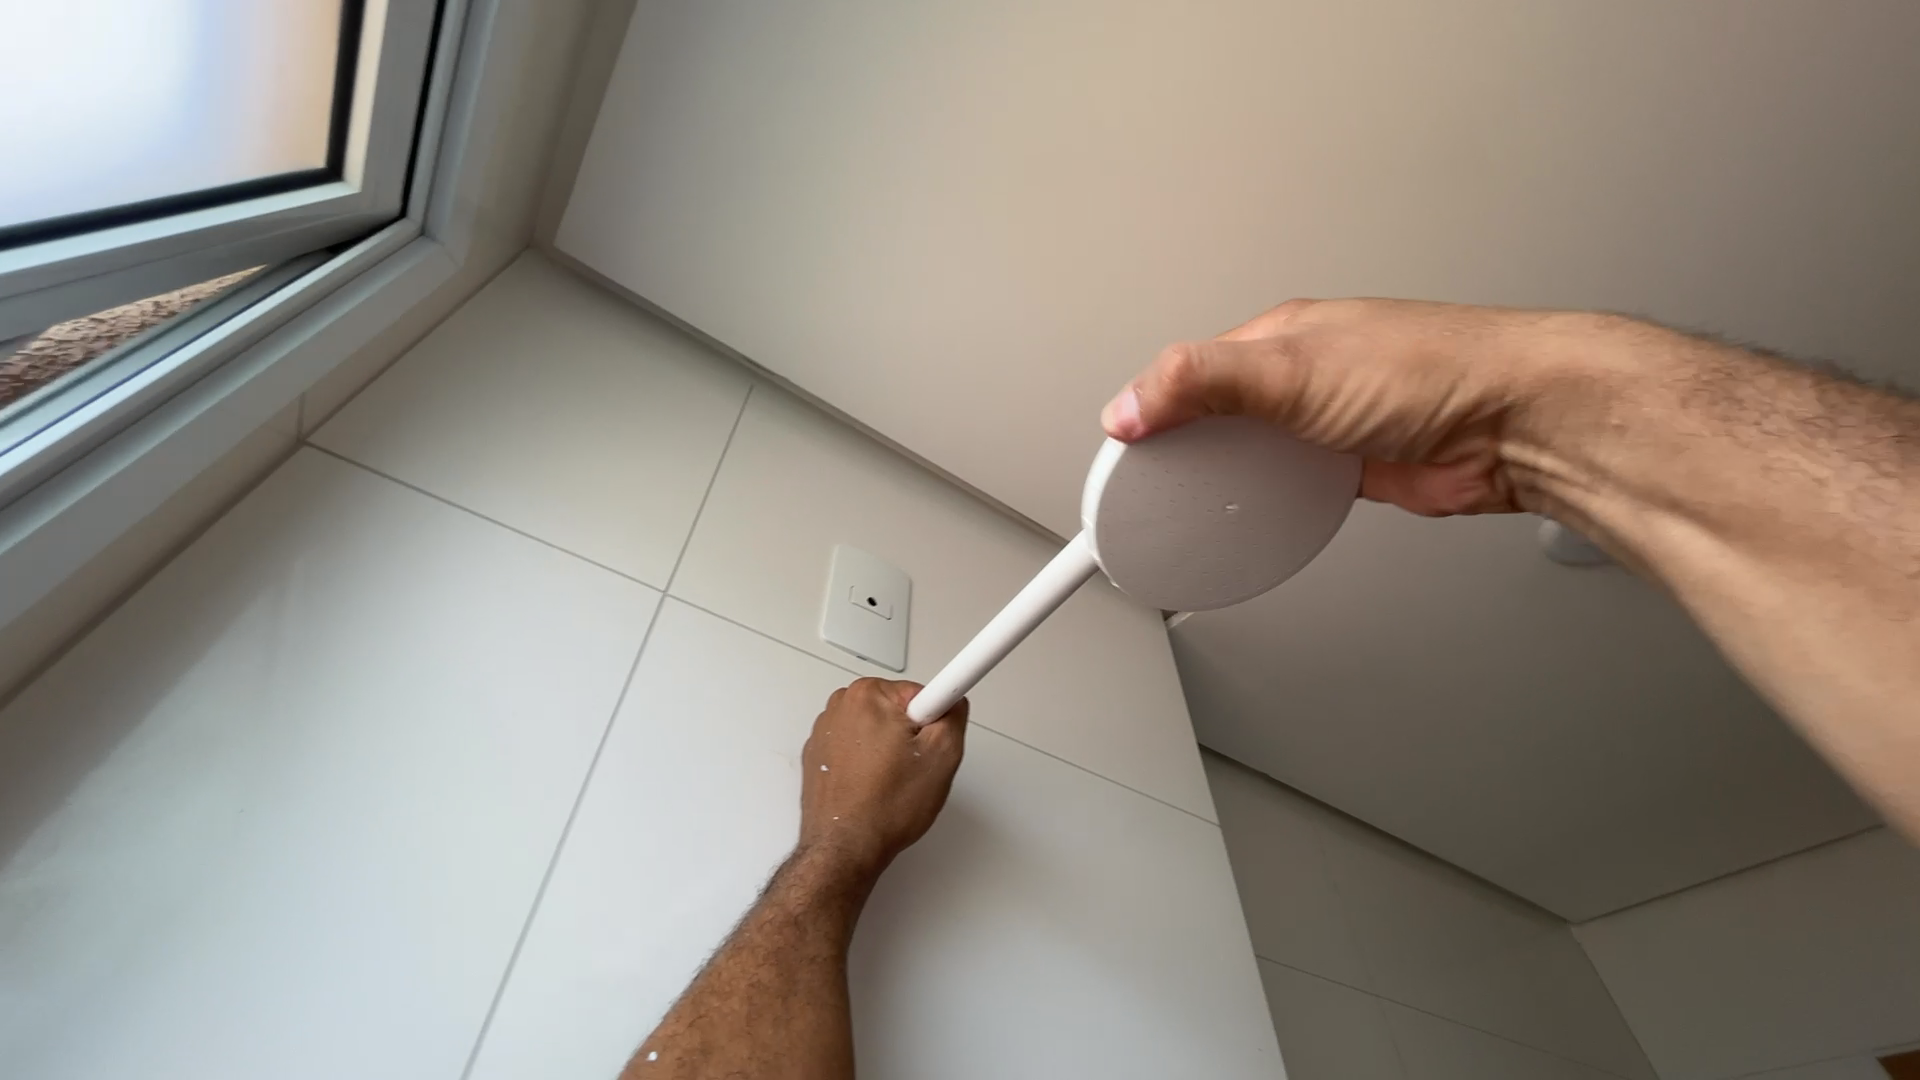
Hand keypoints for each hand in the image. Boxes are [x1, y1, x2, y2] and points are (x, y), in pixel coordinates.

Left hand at [798, 678, 967, 878]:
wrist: (843, 850)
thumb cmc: (884, 808)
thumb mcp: (943, 756)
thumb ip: (954, 713)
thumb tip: (953, 696)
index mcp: (870, 694)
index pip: (922, 692)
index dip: (936, 720)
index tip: (934, 736)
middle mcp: (842, 704)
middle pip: (899, 709)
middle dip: (913, 735)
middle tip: (914, 767)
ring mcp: (826, 729)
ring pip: (878, 728)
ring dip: (889, 750)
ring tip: (891, 782)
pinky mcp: (819, 753)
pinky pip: (856, 746)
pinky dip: (867, 762)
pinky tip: (873, 787)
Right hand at [1100, 298, 1622, 517]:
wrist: (1518, 424)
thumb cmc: (1431, 373)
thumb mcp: (1291, 369)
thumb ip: (1201, 383)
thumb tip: (1130, 405)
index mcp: (1275, 338)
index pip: (1186, 372)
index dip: (1147, 407)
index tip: (1120, 446)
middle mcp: (1296, 375)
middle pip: (1212, 415)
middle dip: (1181, 447)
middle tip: (1150, 484)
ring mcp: (1320, 422)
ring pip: (1247, 452)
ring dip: (1223, 475)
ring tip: (1192, 500)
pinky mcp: (1344, 465)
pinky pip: (1284, 484)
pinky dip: (1263, 499)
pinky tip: (1254, 510)